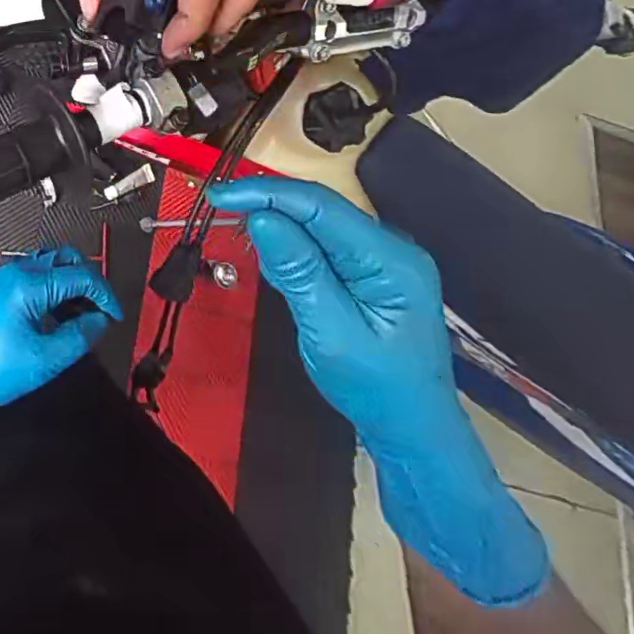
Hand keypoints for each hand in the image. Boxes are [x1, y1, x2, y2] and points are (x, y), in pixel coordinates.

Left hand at [0, 246, 121, 456]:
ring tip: (81, 314)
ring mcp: (5, 278)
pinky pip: (35, 275)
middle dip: (90, 281)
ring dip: (71, 281)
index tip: (114, 316)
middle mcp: (17, 273)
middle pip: (66, 258)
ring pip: (50, 264)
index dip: (105, 296)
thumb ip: (80, 336)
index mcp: (29, 285)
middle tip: (100, 309)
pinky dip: (54, 286)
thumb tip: (99, 321)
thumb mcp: (45, 360)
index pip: (81, 276)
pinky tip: (58, 313)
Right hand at [209, 177, 548, 607]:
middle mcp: (390, 249)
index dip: (265, 194)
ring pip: (317, 224)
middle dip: (266, 202)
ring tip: (234, 227)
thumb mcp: (332, 335)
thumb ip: (299, 272)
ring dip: (275, 222)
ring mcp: (381, 263)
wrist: (417, 440)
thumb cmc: (380, 392)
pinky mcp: (367, 278)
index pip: (319, 207)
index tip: (216, 195)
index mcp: (390, 258)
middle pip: (319, 208)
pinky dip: (288, 243)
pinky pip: (320, 246)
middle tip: (216, 208)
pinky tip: (268, 251)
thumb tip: (261, 218)